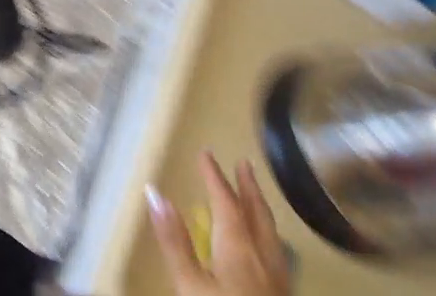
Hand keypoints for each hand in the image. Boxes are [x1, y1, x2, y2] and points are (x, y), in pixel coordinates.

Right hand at [148, 153, 291, 295]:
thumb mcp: (188, 283)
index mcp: (238, 248)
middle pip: (258, 215)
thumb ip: (173, 240)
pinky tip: (263, 243)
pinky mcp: (281, 294)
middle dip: (248, 188)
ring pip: (271, 233)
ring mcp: (277, 279)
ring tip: (253, 195)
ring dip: (260, 209)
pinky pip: (275, 250)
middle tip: (243, 163)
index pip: (227, 203)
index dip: (215, 177)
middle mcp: (263, 257)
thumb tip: (154, 193)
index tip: (206, 154)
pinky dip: (266, 232)